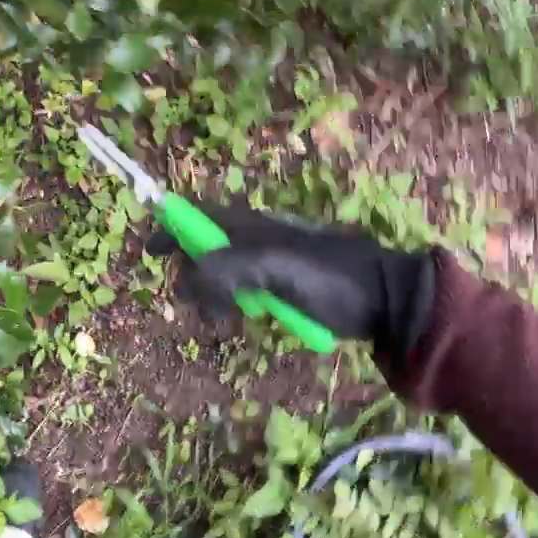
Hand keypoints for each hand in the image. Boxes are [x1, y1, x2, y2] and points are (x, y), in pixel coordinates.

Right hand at [148, 205, 437, 373]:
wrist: (389, 300)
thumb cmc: (333, 279)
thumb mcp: (278, 270)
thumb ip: (229, 269)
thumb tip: (185, 278)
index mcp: (253, 227)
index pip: (200, 216)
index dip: (171, 228)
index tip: (148, 251)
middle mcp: (258, 239)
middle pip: (207, 248)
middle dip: (191, 272)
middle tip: (191, 304)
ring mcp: (273, 263)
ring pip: (225, 273)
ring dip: (214, 294)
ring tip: (220, 320)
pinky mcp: (287, 286)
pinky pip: (247, 290)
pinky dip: (237, 303)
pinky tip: (247, 318)